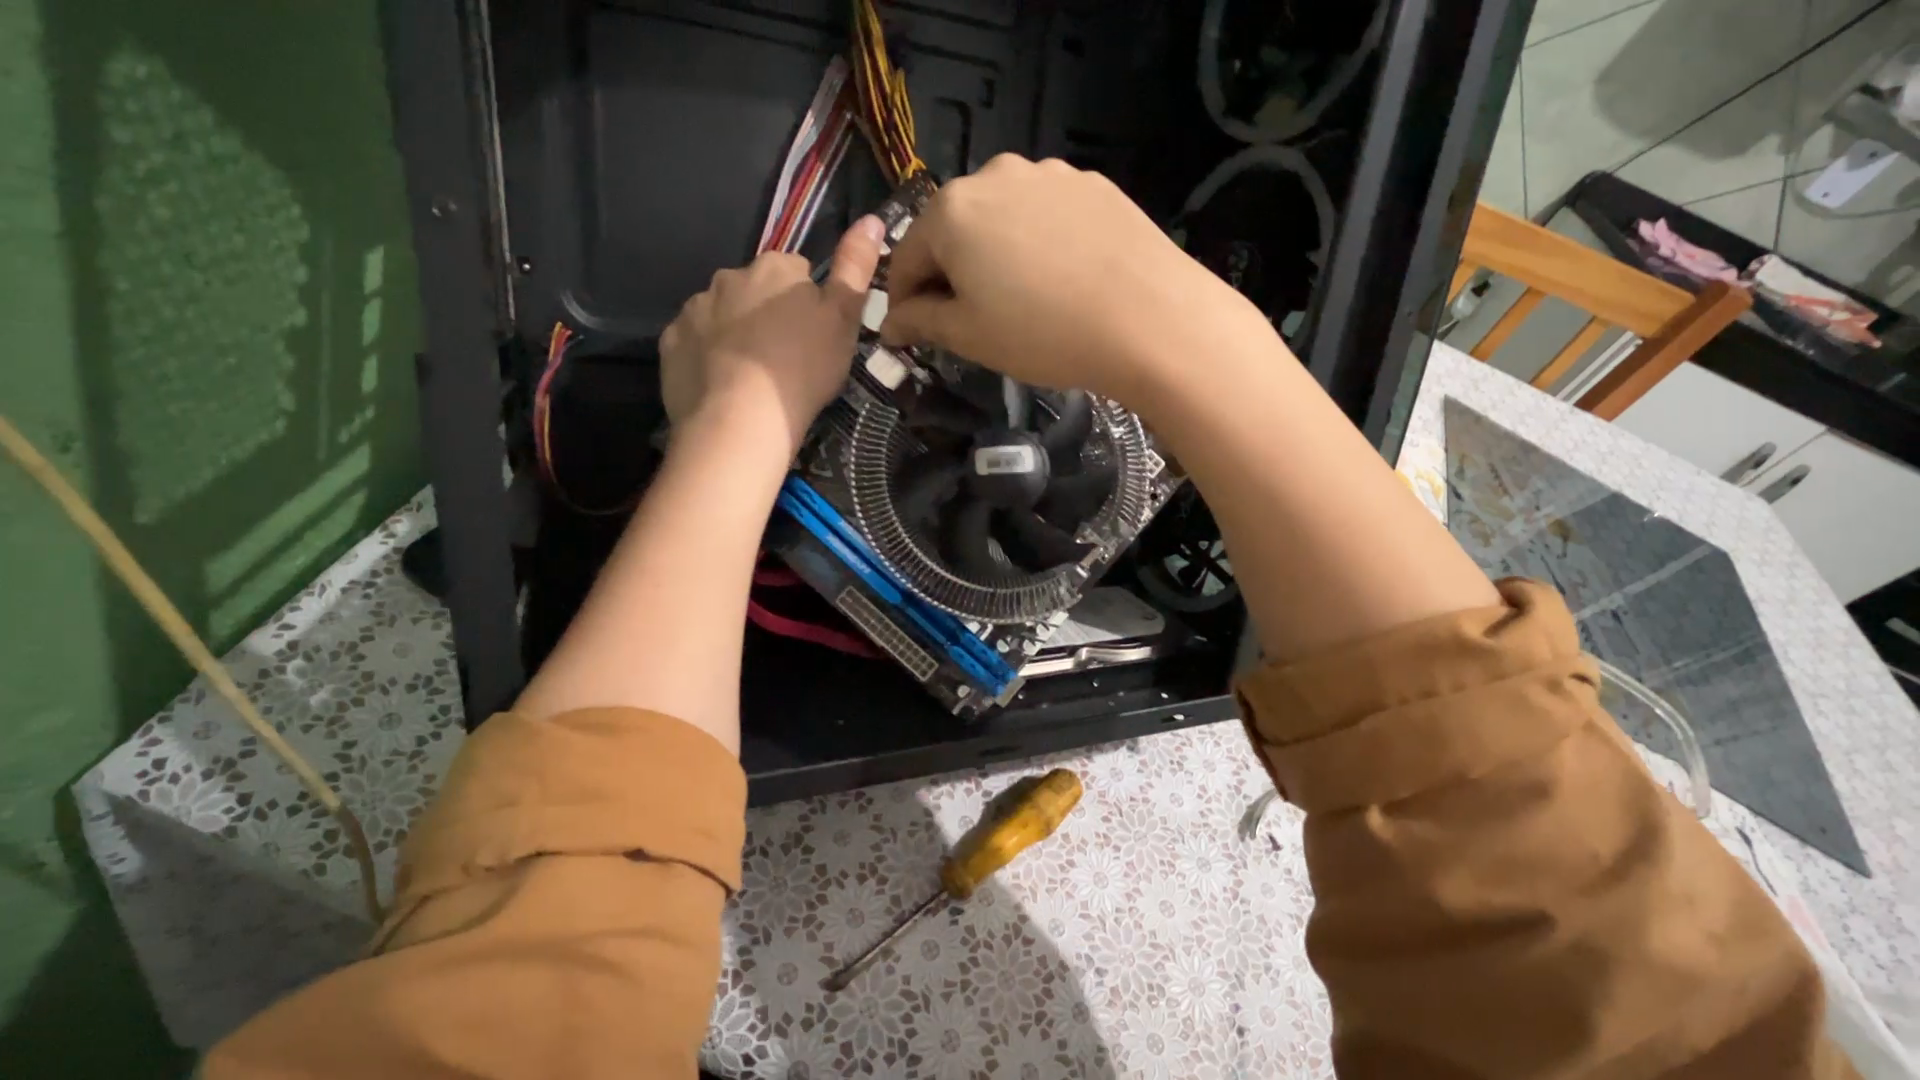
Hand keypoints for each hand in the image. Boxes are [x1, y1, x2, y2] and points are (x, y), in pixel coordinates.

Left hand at [660, 216, 886, 450]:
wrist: (740, 420)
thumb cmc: (803, 368)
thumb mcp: (844, 319)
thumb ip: (855, 267)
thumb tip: (871, 218)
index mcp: (774, 268)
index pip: (796, 271)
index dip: (808, 303)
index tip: (815, 335)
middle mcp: (728, 277)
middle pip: (755, 290)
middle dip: (767, 314)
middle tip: (785, 359)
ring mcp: (694, 309)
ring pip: (721, 314)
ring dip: (735, 334)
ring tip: (751, 376)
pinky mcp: (671, 343)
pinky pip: (693, 342)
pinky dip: (706, 356)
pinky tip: (721, 385)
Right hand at [878, 155, 1263, 406]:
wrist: (1152, 319)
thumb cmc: (1044, 333)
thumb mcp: (970, 336)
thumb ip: (922, 322)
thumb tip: (892, 322)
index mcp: (951, 210)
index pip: (906, 258)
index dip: (904, 302)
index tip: (912, 334)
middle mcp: (994, 176)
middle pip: (953, 230)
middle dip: (951, 274)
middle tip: (971, 321)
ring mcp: (1049, 175)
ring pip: (1001, 219)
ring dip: (995, 255)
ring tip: (1022, 300)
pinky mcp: (1092, 185)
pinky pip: (1045, 216)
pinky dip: (1038, 244)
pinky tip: (1062, 280)